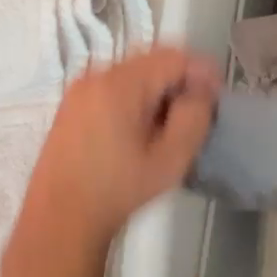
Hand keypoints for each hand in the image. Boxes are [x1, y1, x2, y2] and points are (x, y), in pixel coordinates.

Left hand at [15, 47, 221, 260]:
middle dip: (181, 80)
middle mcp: (97, 76)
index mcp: (121, 84)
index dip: (202, 73)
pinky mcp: (72, 105)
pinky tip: (141, 128)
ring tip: (170, 123)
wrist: (60, 219)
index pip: (174, 57)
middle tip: (196, 113)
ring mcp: (80, 90)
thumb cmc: (120, 189)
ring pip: (134, 72)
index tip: (216, 100)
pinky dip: (137, 97)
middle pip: (152, 60)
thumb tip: (202, 89)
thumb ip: (195, 115)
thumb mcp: (172, 157)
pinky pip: (115, 86)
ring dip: (159, 89)